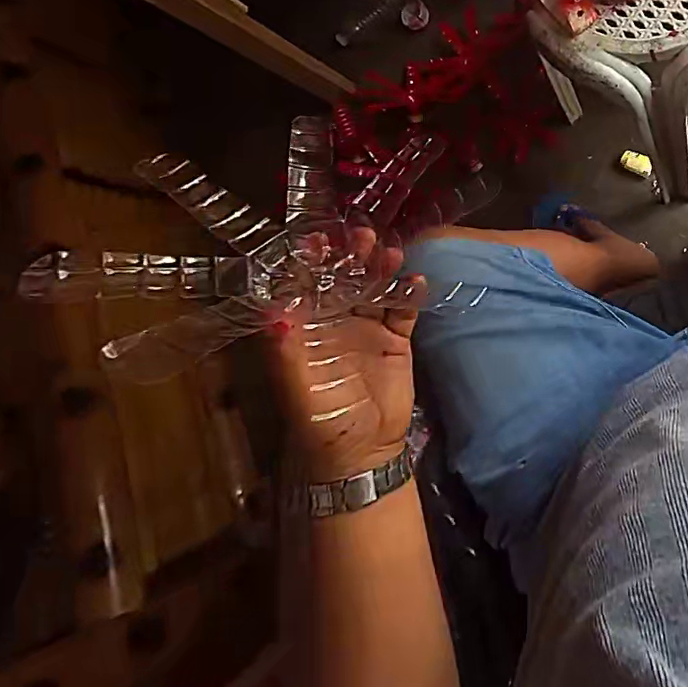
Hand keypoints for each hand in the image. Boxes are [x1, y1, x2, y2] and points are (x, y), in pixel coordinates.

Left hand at [271, 226, 421, 481]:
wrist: (363, 451)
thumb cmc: (321, 420)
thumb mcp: (298, 388)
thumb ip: (286, 350)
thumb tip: (272, 310)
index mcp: (306, 329)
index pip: (306, 286)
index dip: (309, 262)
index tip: (315, 239)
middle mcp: (336, 321)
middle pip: (344, 279)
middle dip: (351, 256)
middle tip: (361, 235)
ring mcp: (369, 327)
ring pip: (375, 288)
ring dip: (381, 268)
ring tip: (390, 252)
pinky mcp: (397, 338)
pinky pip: (404, 310)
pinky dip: (410, 294)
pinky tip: (415, 280)